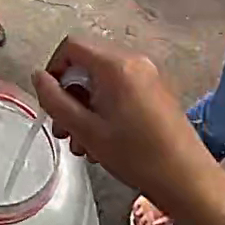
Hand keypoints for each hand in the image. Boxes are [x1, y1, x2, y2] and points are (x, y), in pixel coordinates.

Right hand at [30, 34, 224, 224]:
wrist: (186, 178)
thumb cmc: (135, 155)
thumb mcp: (86, 129)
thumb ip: (56, 99)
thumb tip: (38, 76)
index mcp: (116, 64)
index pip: (72, 45)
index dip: (54, 68)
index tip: (49, 100)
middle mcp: (134, 60)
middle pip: (87, 63)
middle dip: (69, 93)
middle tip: (63, 130)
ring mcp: (148, 74)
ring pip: (102, 79)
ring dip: (85, 105)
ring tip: (82, 143)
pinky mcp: (156, 89)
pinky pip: (120, 87)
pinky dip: (105, 107)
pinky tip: (102, 140)